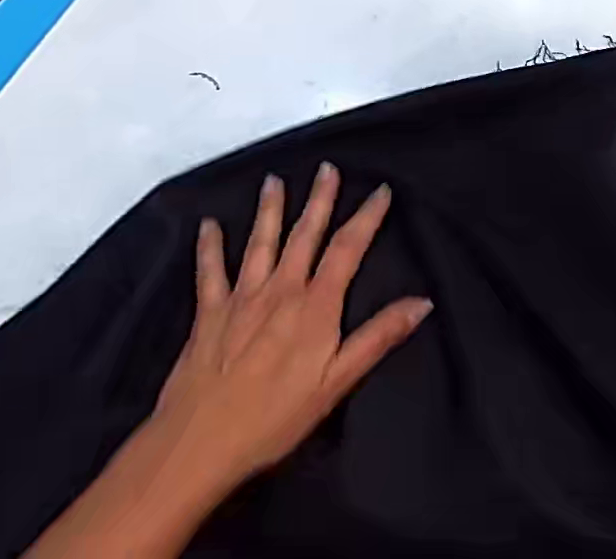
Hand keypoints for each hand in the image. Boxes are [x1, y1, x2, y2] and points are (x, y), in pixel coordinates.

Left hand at [25, 164, 429, 557]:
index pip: (348, 248)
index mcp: (315, 305)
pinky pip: (210, 273)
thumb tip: (423, 301)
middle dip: (319, 200)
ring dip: (270, 210)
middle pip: (305, 235)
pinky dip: (210, 247)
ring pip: (260, 244)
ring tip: (274, 180)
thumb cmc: (274, 417)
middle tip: (326, 168)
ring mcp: (241, 300)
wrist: (192, 448)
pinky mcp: (208, 316)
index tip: (381, 189)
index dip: (367, 216)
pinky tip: (209, 225)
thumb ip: (379, 337)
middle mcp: (280, 291)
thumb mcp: (338, 382)